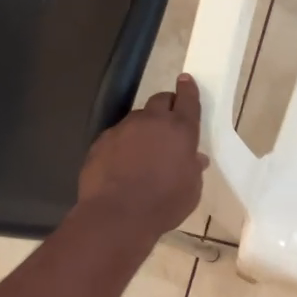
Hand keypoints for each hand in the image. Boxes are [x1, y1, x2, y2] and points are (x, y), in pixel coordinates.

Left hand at [76, 74, 208, 243]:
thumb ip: (193, 169)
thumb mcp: (191, 189)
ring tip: (144, 150)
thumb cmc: (164, 204)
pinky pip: (117, 136)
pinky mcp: (101, 141)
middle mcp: (152, 121)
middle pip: (160, 100)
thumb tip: (195, 159)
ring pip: (137, 118)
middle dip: (167, 105)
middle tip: (169, 122)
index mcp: (180, 130)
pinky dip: (123, 143)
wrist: (116, 216)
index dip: (188, 89)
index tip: (186, 80)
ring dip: (144, 127)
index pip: (187, 99)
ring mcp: (123, 129)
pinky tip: (122, 164)